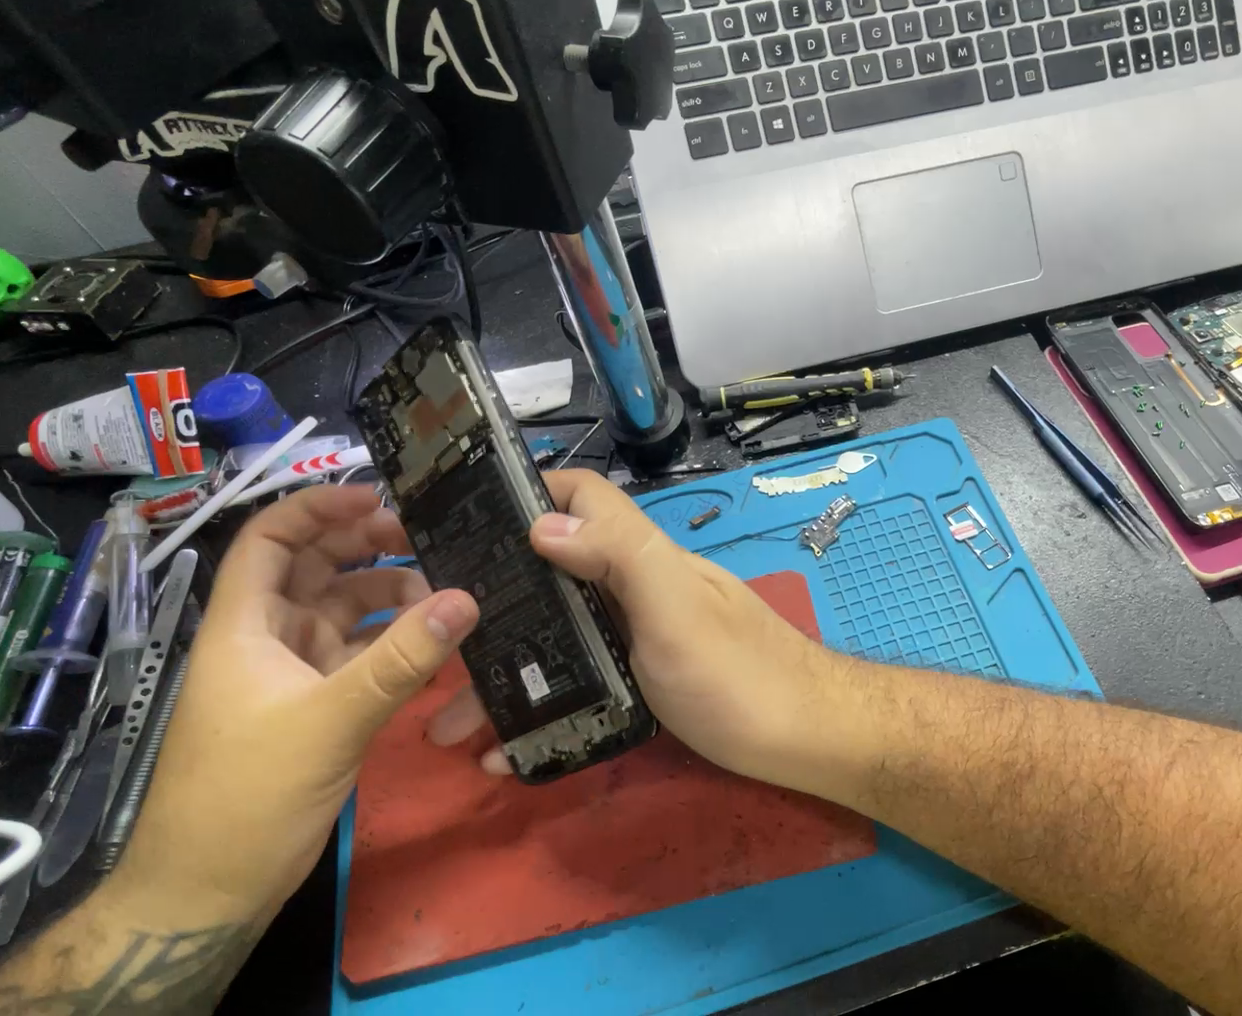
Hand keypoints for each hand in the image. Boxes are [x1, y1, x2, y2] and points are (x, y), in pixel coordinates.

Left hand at [111, 486, 479, 925]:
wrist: (213, 889)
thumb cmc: (249, 794)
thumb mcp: (330, 719)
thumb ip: (401, 659)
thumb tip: (467, 598)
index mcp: (245, 625)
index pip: (269, 541)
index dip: (316, 509)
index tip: (378, 498)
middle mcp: (268, 638)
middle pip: (314, 568)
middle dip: (367, 545)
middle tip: (430, 538)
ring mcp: (293, 672)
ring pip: (344, 610)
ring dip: (390, 595)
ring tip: (446, 593)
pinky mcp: (317, 703)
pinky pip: (361, 653)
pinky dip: (395, 641)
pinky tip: (435, 644)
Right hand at [428, 469, 854, 792]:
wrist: (807, 741)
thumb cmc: (739, 675)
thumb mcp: (677, 609)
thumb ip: (620, 557)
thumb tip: (542, 522)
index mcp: (643, 558)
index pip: (586, 499)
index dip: (531, 492)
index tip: (463, 517)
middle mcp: (639, 588)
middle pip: (557, 574)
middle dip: (495, 602)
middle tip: (434, 643)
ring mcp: (644, 637)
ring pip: (563, 636)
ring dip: (507, 669)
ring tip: (451, 725)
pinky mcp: (647, 684)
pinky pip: (582, 683)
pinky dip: (543, 707)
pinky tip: (507, 750)